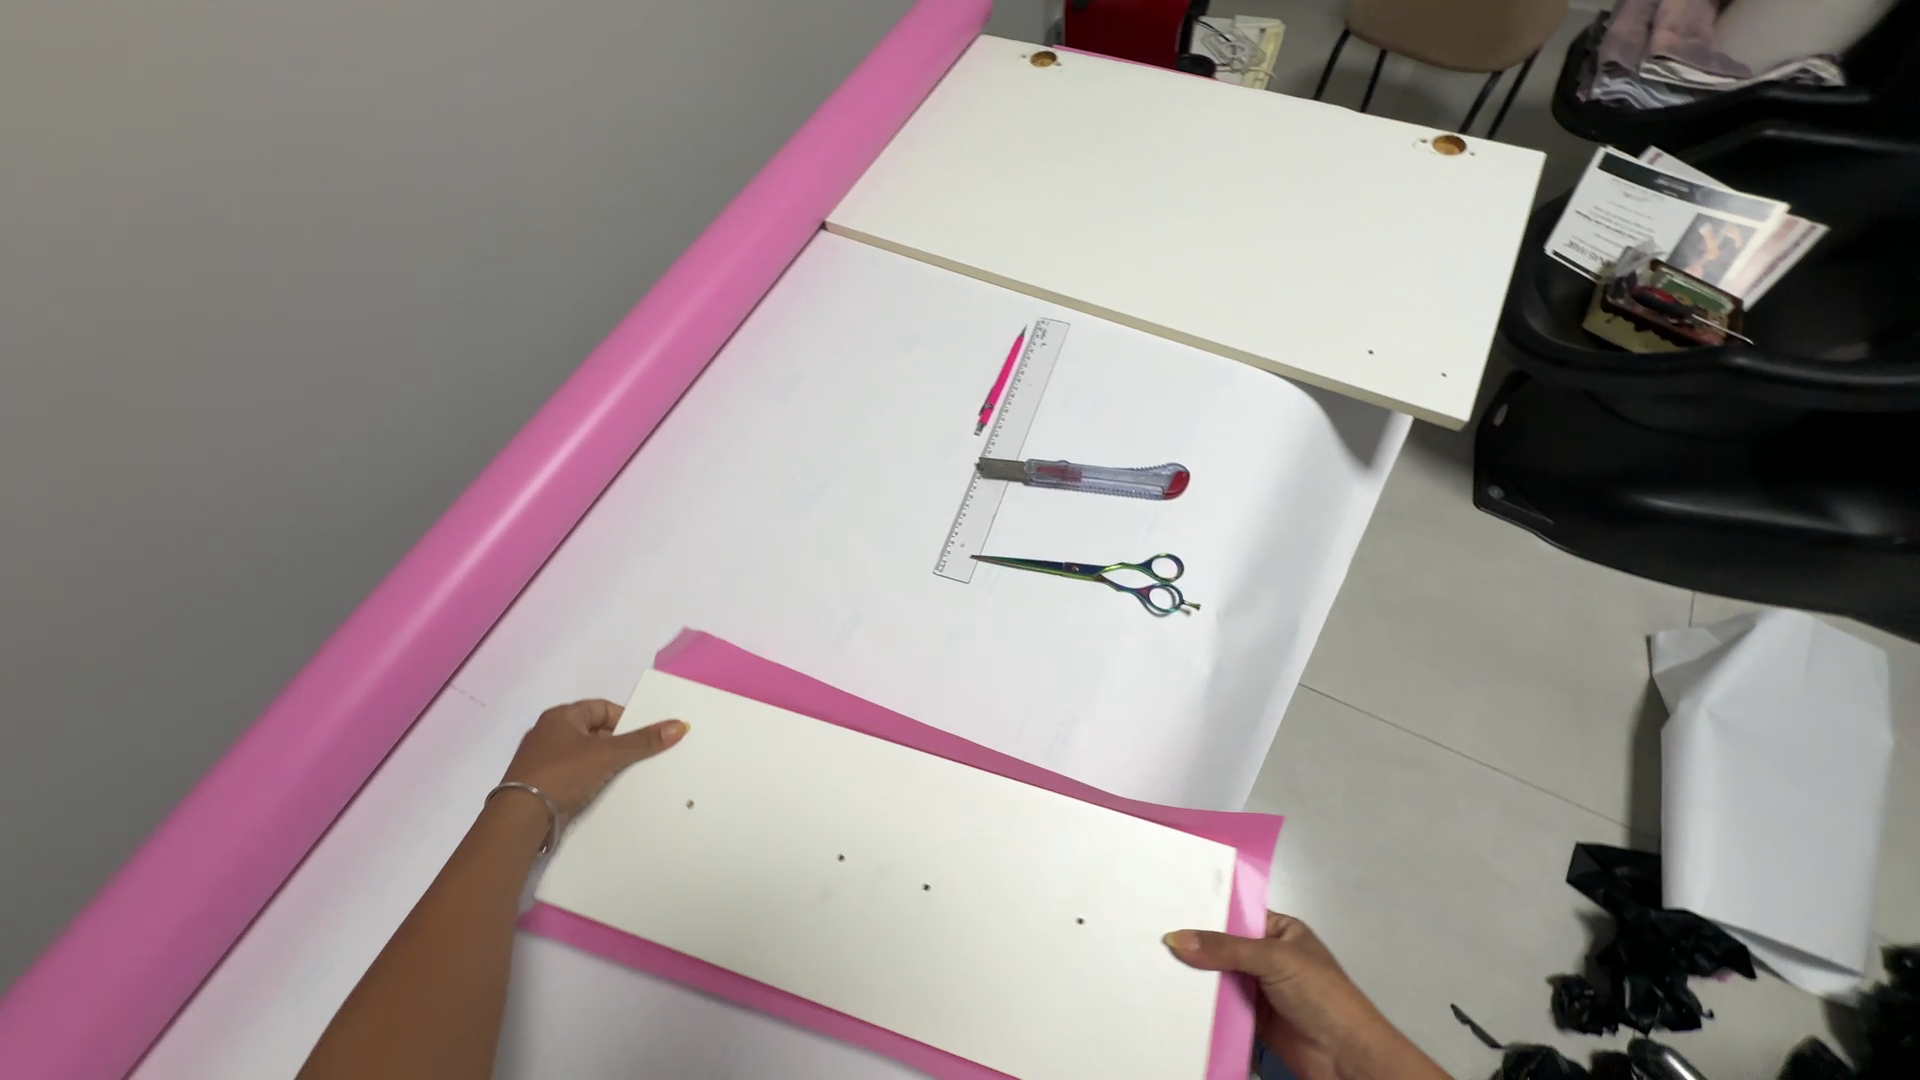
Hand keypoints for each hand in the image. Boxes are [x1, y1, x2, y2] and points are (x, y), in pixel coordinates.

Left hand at [500, 699, 686, 819]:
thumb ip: (643, 740)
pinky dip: (590, 780)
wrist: (521, 819)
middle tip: (639, 757)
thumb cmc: (563, 773)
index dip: (626, 720)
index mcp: (560, 716)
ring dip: (605, 764)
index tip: (642, 738)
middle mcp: (548, 733)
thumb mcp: (608, 754)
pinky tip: (603, 791)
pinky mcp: (540, 784)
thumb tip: (681, 725)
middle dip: (618, 744)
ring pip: (585, 755)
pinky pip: (574, 775)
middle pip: (595, 732)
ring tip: (625, 776)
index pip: (603, 708)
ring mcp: (541, 760)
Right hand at [1165, 913, 1445, 1079]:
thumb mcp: (1273, 959)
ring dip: (1194, 972)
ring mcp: (1259, 987)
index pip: (1236, 913)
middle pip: (1223, 944)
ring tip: (1153, 958)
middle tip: (1152, 929)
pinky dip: (1201, 1000)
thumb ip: (1224, 949)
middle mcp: (1267, 955)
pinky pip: (1220, 1003)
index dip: (1205, 910)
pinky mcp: (1251, 1016)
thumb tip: (1174, 938)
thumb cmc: (1320, 994)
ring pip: (1219, 974)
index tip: (1168, 903)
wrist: (1347, 1058)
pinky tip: (1172, 991)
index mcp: (1280, 930)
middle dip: (1195, 942)